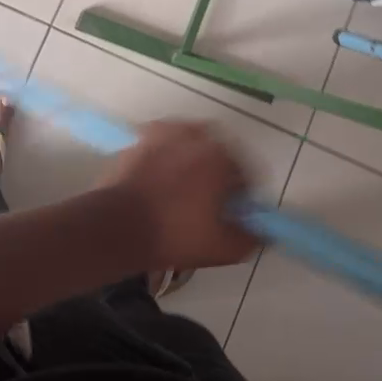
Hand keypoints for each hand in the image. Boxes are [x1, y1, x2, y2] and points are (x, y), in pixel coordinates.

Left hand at [100, 120, 259, 271]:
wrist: (118, 226)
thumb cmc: (174, 236)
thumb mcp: (223, 248)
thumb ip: (252, 237)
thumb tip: (262, 230)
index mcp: (221, 157)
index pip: (247, 172)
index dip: (243, 194)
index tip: (234, 212)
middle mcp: (197, 135)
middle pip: (221, 152)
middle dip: (221, 172)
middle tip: (212, 199)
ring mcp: (166, 132)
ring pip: (193, 142)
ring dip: (196, 159)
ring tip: (187, 187)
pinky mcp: (142, 136)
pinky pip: (166, 140)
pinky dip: (171, 152)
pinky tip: (165, 174)